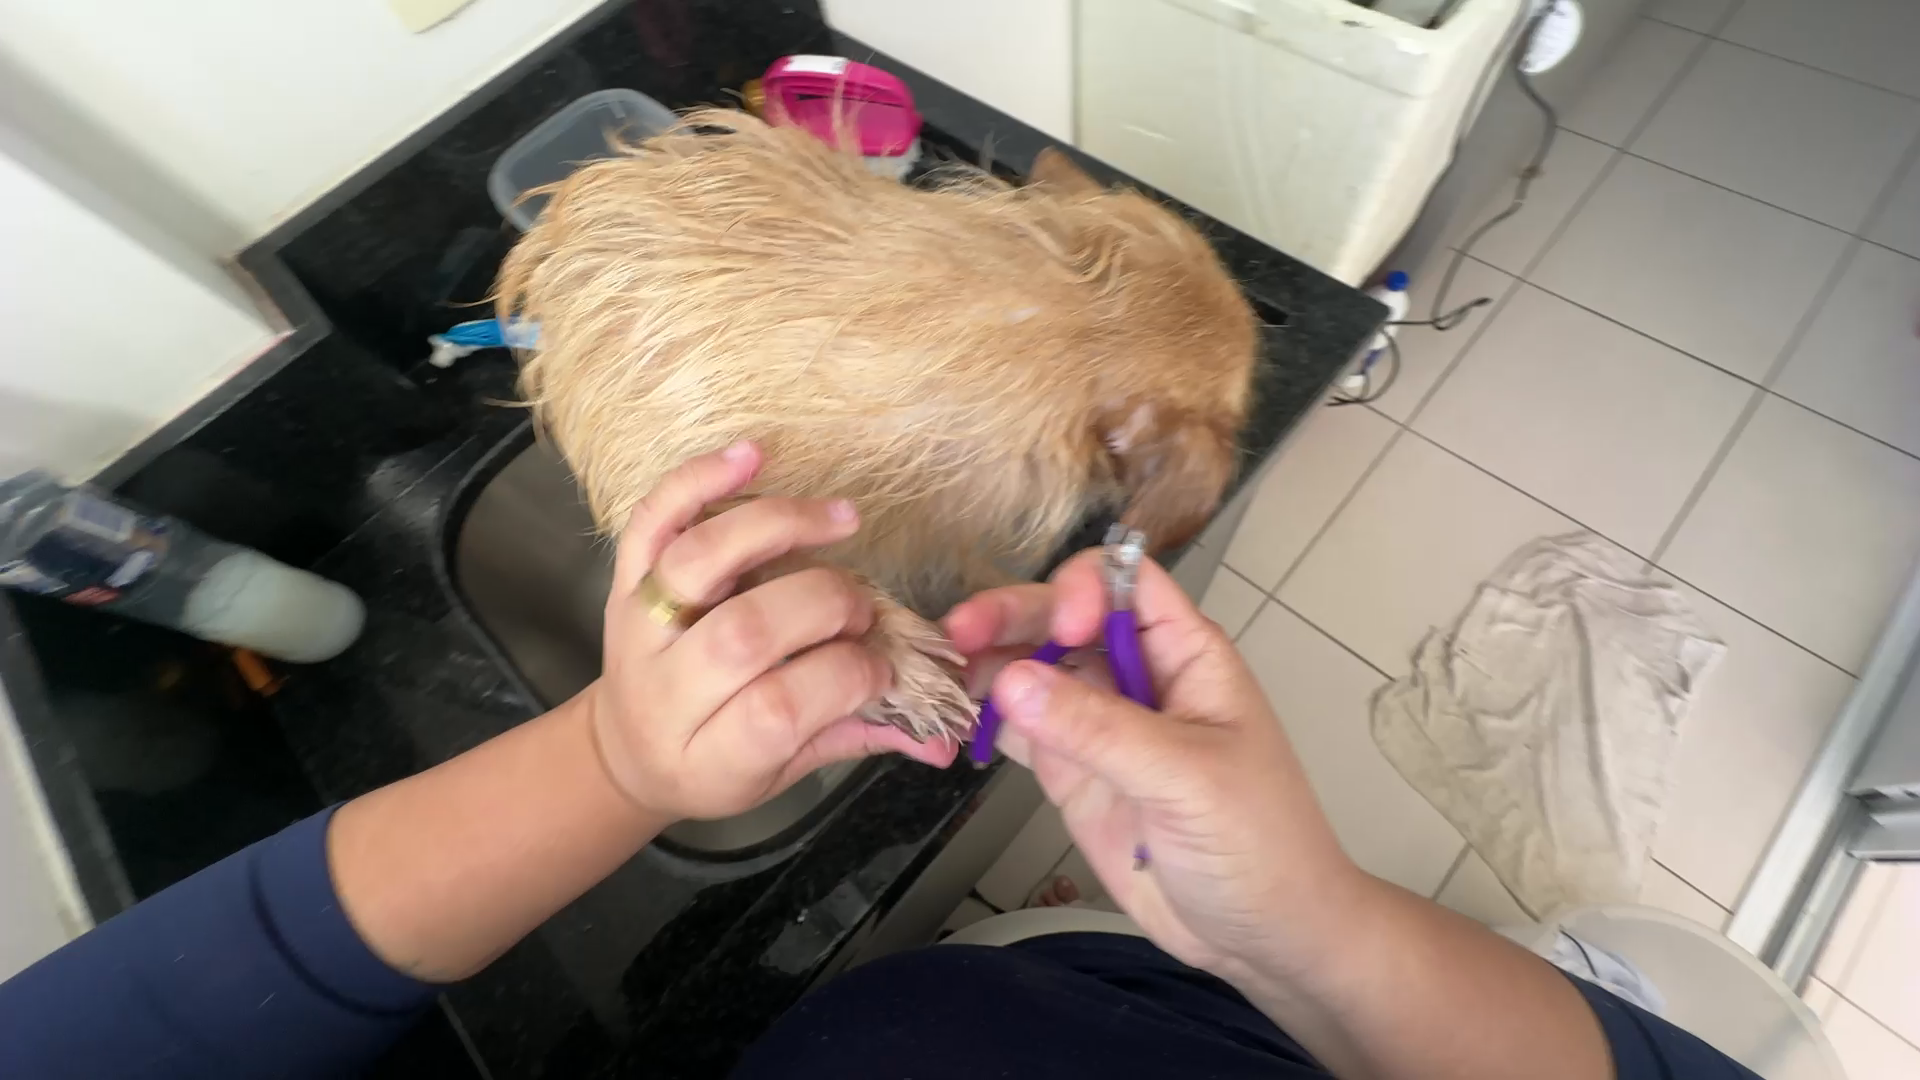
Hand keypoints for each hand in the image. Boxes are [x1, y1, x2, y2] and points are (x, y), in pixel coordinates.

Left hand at [588, 441, 955, 822]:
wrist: (628, 749)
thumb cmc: (718, 765)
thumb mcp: (784, 772)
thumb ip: (860, 740)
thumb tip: (947, 747)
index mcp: (708, 754)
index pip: (778, 710)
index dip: (847, 677)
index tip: (883, 665)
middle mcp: (665, 689)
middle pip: (744, 634)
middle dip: (825, 605)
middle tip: (859, 608)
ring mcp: (640, 627)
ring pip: (701, 562)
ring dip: (779, 528)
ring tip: (842, 519)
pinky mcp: (627, 580)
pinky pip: (653, 519)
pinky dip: (700, 480)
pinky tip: (753, 455)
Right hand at [942, 555, 1363, 980]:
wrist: (1261, 934)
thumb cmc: (1256, 841)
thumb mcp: (1187, 777)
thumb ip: (1100, 728)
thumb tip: (1009, 680)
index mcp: (1179, 650)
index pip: (1123, 581)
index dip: (1082, 587)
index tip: (1058, 629)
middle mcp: (1129, 670)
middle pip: (1059, 616)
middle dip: (1008, 618)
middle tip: (954, 636)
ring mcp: (1093, 717)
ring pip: (1027, 666)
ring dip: (982, 664)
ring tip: (936, 679)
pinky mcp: (1066, 764)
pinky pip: (1014, 725)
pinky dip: (979, 717)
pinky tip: (946, 720)